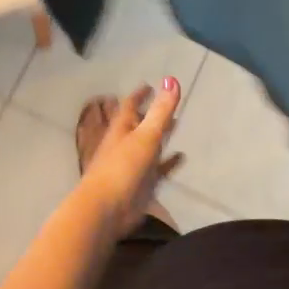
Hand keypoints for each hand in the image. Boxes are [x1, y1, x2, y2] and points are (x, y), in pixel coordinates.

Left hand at [74, 78, 184, 237]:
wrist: (106, 209)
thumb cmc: (123, 168)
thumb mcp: (145, 136)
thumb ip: (160, 111)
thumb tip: (172, 79)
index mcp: (121, 129)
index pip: (130, 105)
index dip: (140, 94)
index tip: (149, 85)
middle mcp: (126, 143)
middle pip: (140, 124)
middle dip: (152, 114)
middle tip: (169, 104)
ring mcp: (133, 164)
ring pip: (149, 145)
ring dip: (161, 135)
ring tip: (177, 124)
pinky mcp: (142, 183)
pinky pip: (158, 168)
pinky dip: (168, 161)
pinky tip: (181, 157)